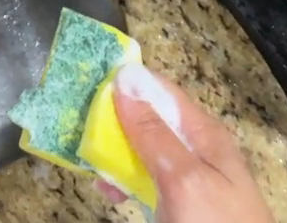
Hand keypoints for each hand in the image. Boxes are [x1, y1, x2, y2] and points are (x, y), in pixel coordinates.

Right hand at [97, 64, 273, 222]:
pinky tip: (108, 190)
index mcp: (203, 134)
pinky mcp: (178, 207)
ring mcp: (187, 180)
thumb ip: (153, 131)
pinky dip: (124, 180)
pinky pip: (145, 180)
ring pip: (142, 150)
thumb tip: (124, 79)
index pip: (160, 89)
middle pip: (148, 118)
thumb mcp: (183, 179)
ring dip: (115, 153)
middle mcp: (195, 150)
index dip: (127, 83)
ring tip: (92, 166)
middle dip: (115, 121)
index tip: (89, 83)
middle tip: (83, 129)